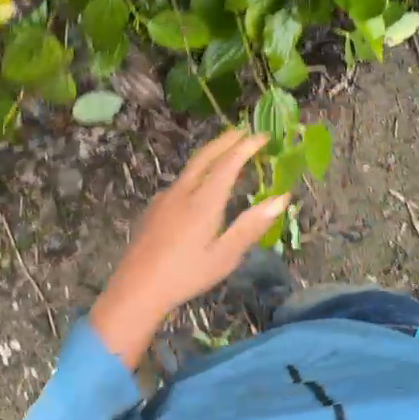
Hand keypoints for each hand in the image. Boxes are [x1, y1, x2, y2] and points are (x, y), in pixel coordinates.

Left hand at [89, 130, 290, 368]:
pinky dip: (196, 173)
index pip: (228, 164)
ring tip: (226, 154)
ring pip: (190, 168)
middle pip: (205, 157)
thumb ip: (251, 225)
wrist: (137, 287)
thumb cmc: (186, 275)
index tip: (262, 136)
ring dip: (210, 156)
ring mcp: (164, 198)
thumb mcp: (225, 255)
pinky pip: (179, 182)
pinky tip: (199, 187)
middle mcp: (182, 192)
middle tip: (242, 132)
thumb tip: (281, 198)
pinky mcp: (153, 208)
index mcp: (203, 202)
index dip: (246, 147)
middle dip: (225, 141)